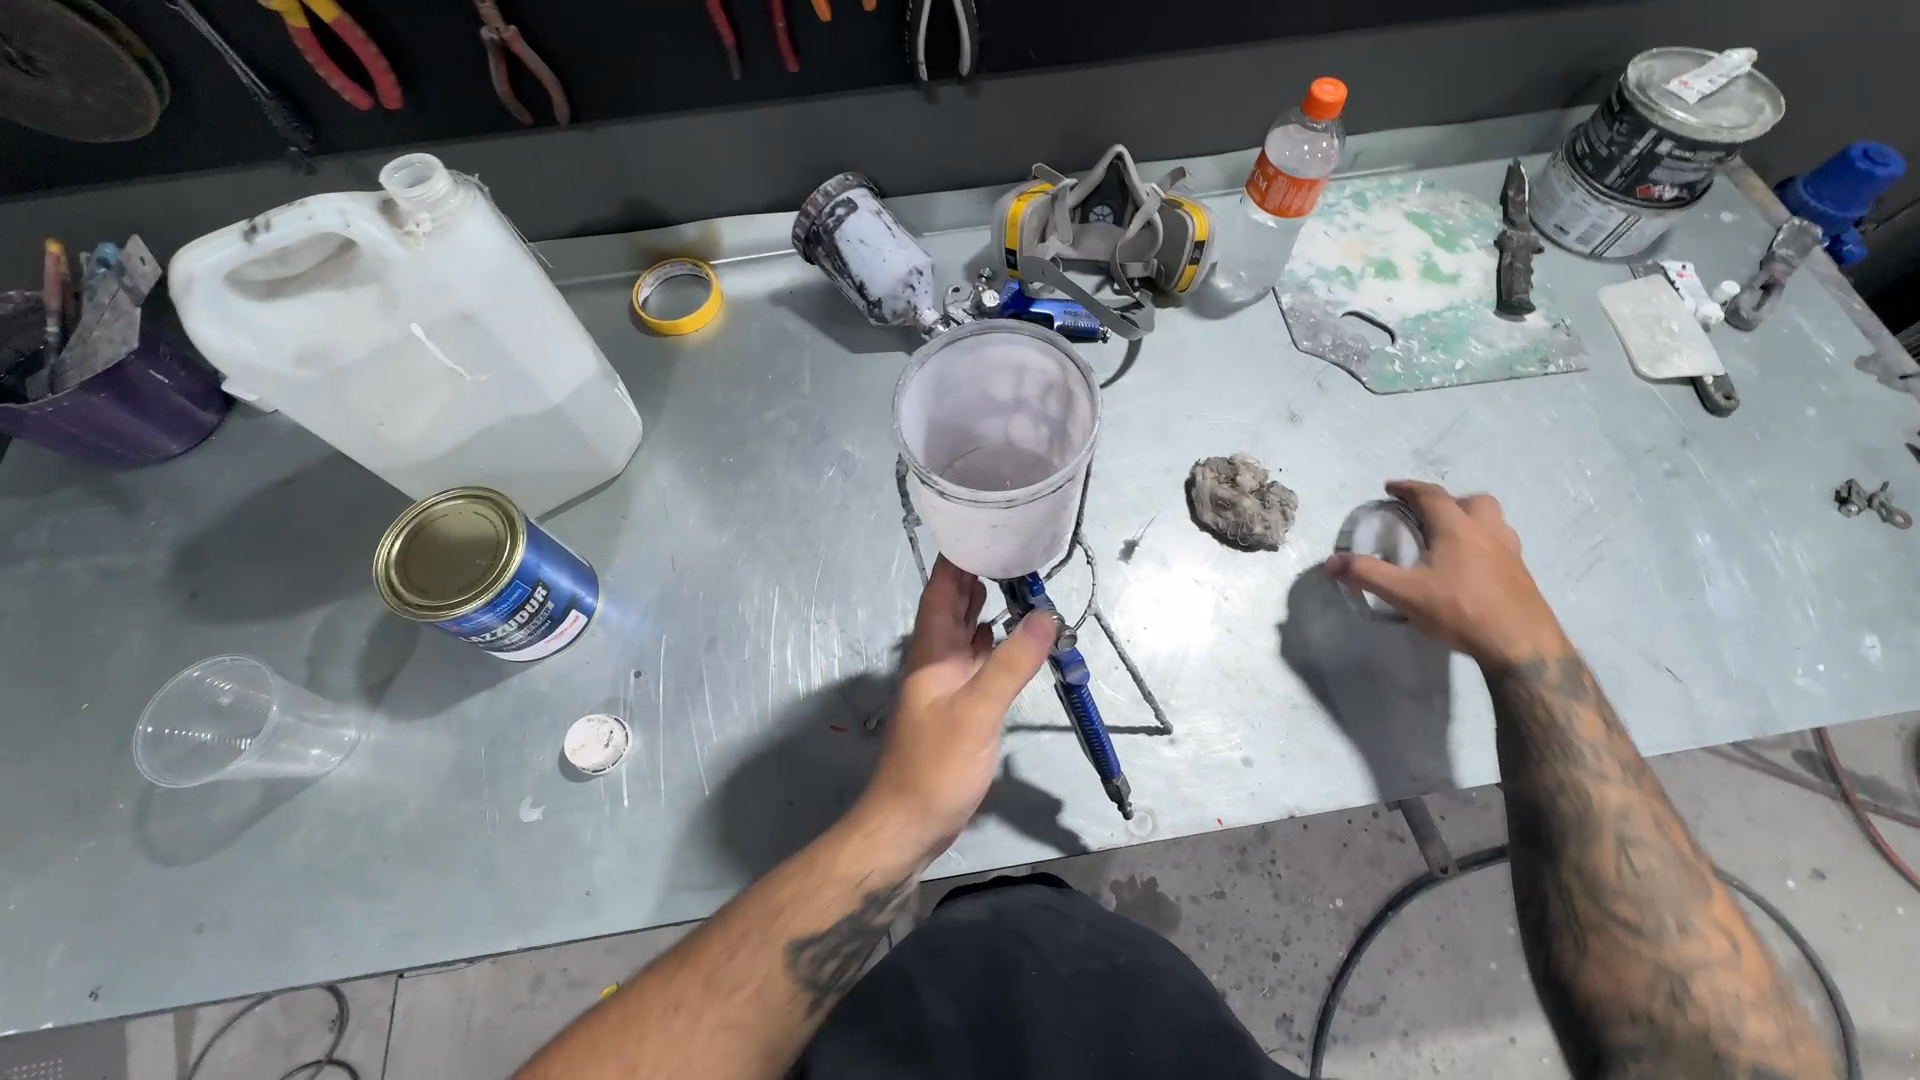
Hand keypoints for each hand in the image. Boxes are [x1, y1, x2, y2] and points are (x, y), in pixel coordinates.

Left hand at [857, 557, 1053, 854]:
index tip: (987, 527)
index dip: (958, 558)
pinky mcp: (959, 707)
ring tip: (1020, 583)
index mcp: (932, 652)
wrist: (909, 823)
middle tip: (1015, 549)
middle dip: (978, 576)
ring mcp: (947, 685)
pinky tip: (1012, 639)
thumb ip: (1010, 663)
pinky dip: (995, 644)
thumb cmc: (936, 766)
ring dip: (987, 608)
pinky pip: (977, 662)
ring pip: (966, 634)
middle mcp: (936, 660)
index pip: (940, 590)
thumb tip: (1045, 614)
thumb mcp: (977, 712)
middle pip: (953, 607)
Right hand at [1325, 480, 1567, 666]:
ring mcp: (1510, 553)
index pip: (1431, 496)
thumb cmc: (1461, 611)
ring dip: (1472, 519)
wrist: (1521, 644)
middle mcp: (1488, 533)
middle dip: (1448, 500)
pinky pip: (1502, 544)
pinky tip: (1472, 566)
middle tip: (1427, 515)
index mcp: (1457, 529)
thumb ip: (1366, 574)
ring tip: (1451, 537)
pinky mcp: (1522, 574)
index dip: (1409, 488)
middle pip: (1474, 501)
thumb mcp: (1404, 594)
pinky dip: (1484, 543)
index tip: (1390, 488)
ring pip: (1494, 521)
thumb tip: (1331, 562)